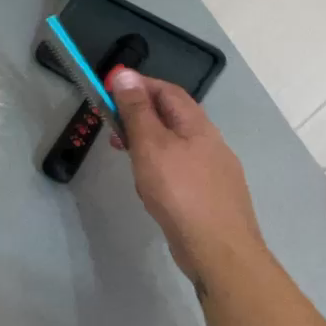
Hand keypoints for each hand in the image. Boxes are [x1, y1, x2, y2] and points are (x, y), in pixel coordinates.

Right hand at [107, 68, 263, 284]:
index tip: (107, 89)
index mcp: (198, 127)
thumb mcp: (149, 144)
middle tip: (110, 124)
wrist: (218, 251)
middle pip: (172, 116)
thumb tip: (125, 74)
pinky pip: (180, 167)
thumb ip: (136, 109)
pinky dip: (158, 163)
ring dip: (145, 140)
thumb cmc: (179, 190)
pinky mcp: (210, 194)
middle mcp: (211, 144)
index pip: (168, 91)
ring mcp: (214, 171)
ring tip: (124, 154)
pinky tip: (147, 182)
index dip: (137, 84)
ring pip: (174, 143)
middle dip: (138, 114)